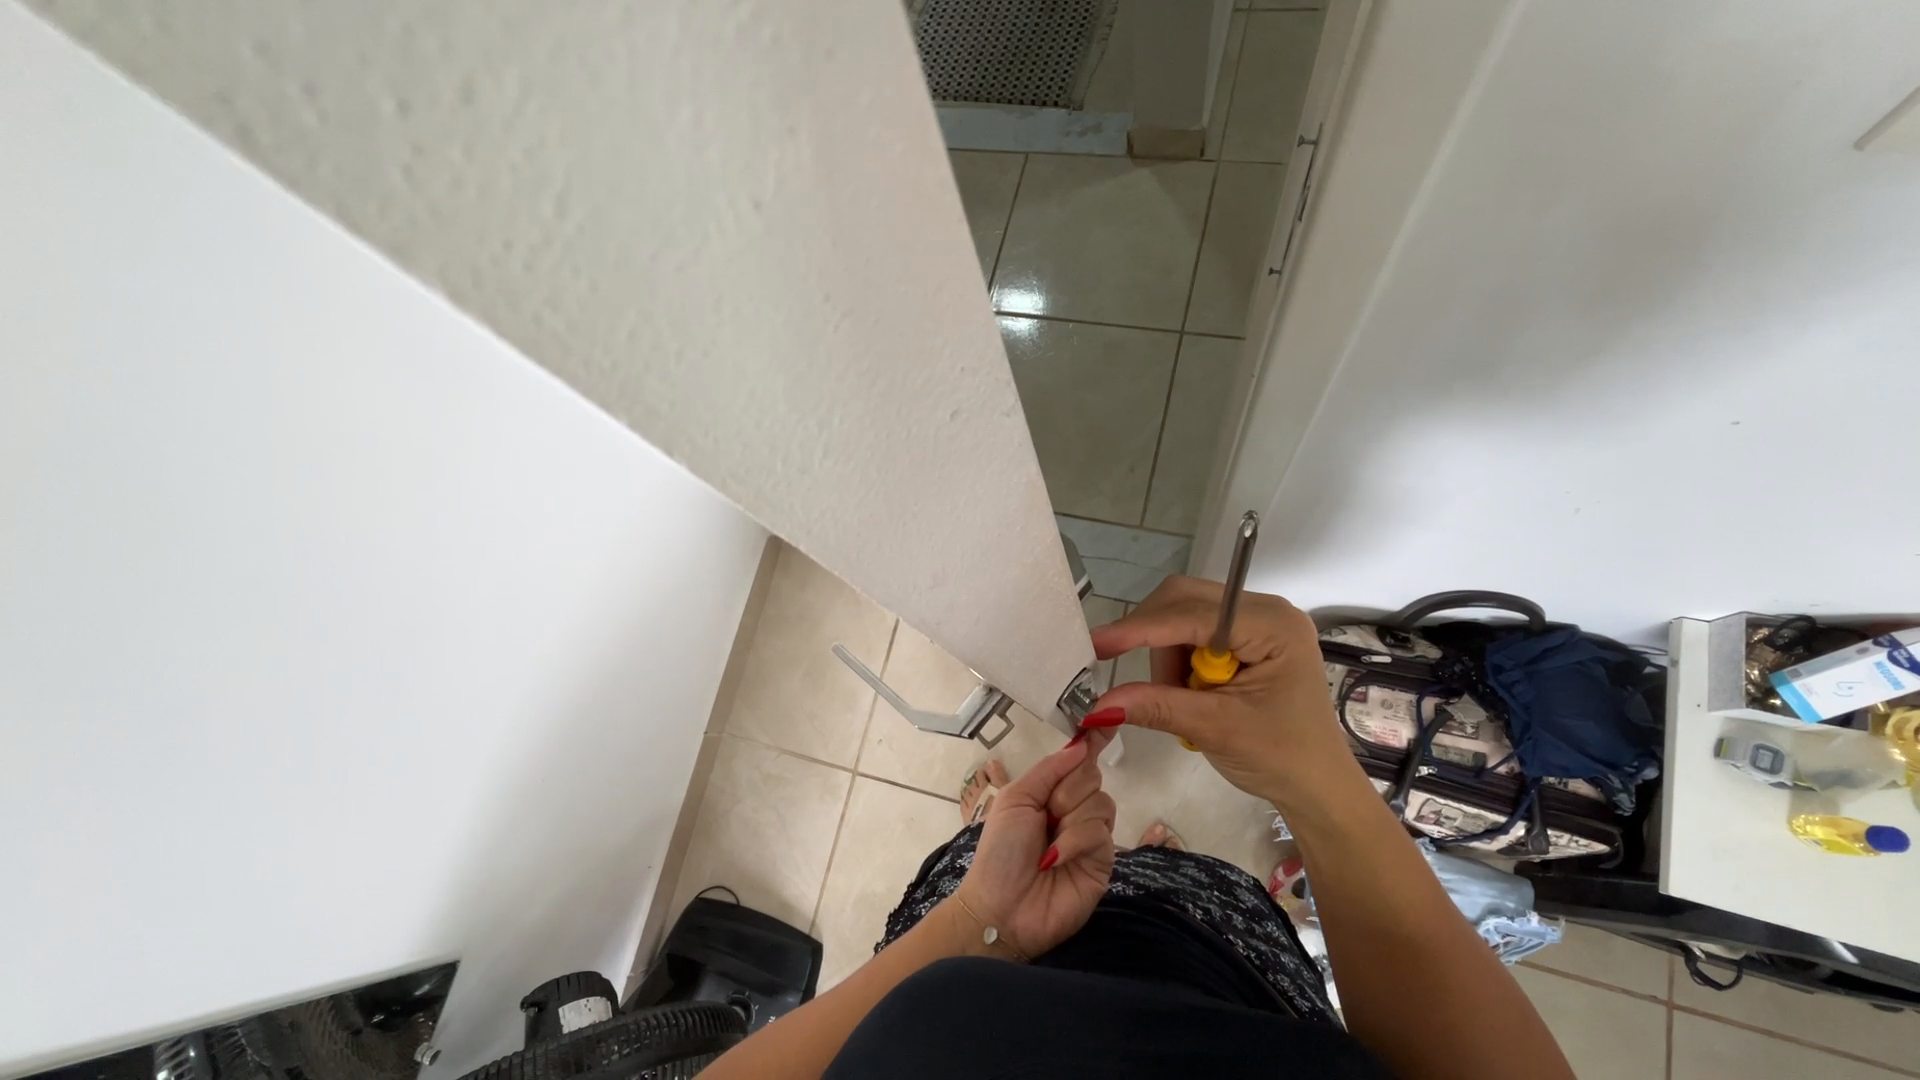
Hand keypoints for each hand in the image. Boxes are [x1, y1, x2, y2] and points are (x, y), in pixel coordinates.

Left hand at [946, 731, 1116, 959]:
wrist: (1000, 907)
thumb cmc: (1000, 852)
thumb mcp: (1016, 799)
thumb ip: (1049, 769)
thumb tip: (1081, 743)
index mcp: (1052, 791)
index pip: (1080, 759)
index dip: (1093, 740)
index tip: (1106, 719)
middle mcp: (1075, 809)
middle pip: (1092, 776)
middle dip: (1067, 791)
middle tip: (1046, 814)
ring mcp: (1092, 836)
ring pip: (1101, 802)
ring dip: (1069, 819)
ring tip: (1049, 844)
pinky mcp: (1104, 862)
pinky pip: (1100, 833)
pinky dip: (1075, 841)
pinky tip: (1056, 859)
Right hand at [1087, 575, 1361, 811]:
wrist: (1317, 786)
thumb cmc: (1279, 757)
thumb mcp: (1214, 729)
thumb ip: (1155, 706)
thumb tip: (1096, 706)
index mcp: (1271, 625)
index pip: (1190, 613)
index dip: (1140, 628)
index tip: (1096, 645)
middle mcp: (1266, 610)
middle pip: (1184, 600)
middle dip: (1154, 637)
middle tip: (1137, 679)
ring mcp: (1258, 622)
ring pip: (1184, 615)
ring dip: (1167, 654)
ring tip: (1180, 700)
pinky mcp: (1248, 638)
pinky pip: (1195, 632)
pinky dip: (1179, 658)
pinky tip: (1191, 691)